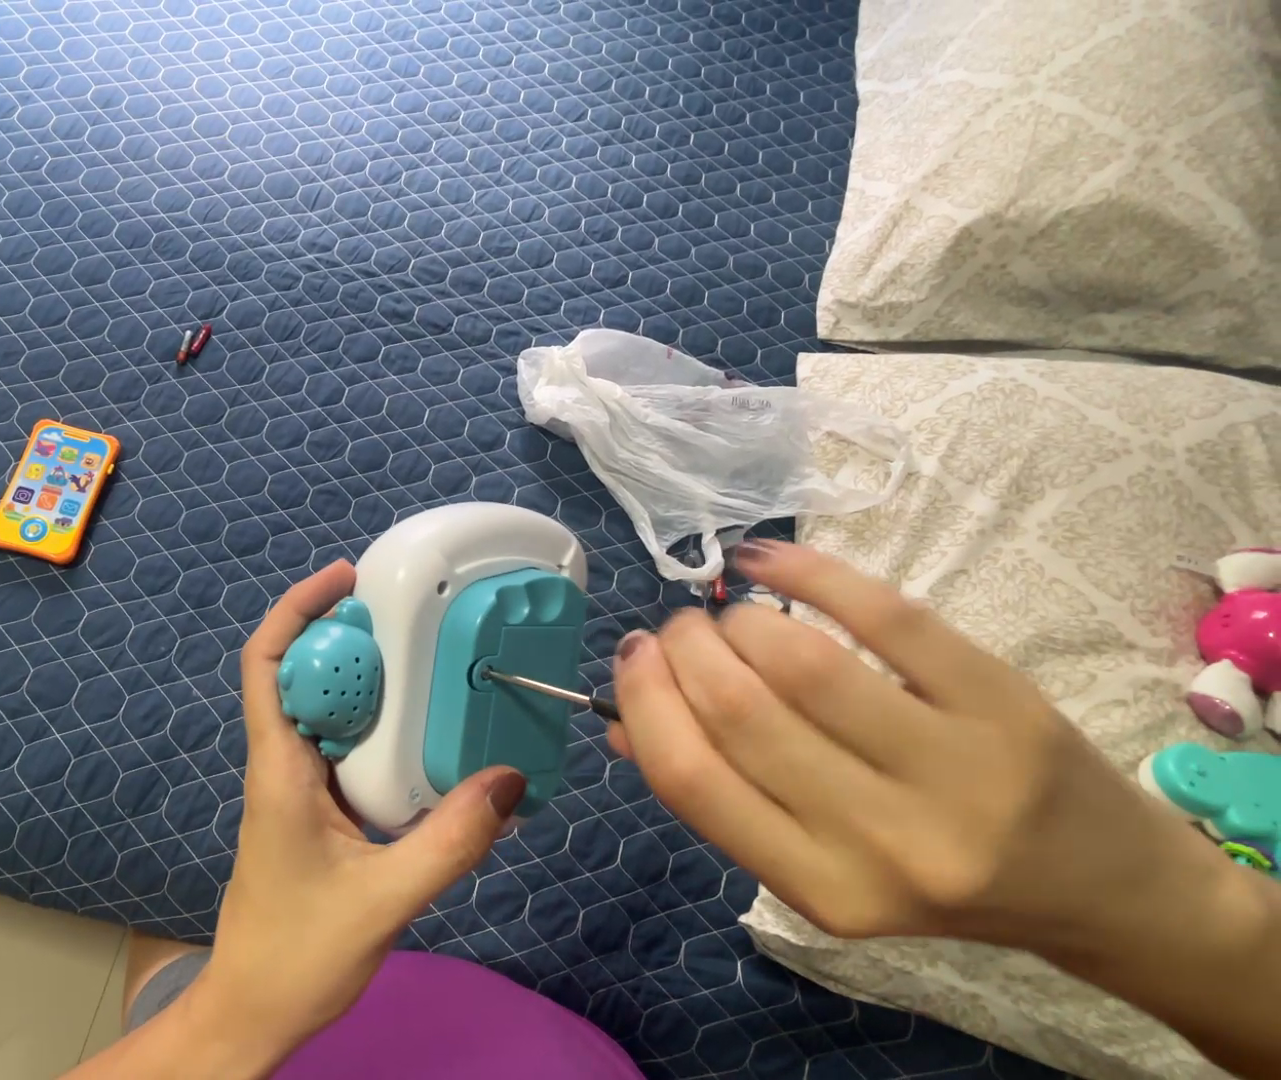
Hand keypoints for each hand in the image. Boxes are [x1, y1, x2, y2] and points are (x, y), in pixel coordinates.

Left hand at [191, 560, 525, 1061]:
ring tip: (422, 654)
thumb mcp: (385, 898)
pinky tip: (420, 728)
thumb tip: (511, 780)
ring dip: (363, 675)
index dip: (297, 609)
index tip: (345, 579)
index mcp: (279, 768)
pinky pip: (342, 745)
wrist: (254, 1008)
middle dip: (344, 632)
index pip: (268, 663)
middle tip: (407, 611)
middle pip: (300, 672)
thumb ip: (449, 839)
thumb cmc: (300, 953)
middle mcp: (280, 763)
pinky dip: (376, 723)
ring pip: (323, 707)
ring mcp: (295, 785)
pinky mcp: (312, 808)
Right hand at [607, 541, 1235, 955]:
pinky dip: (807, 571)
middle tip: (680, 629)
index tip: (633, 655)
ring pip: (799, 660)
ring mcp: (956, 769)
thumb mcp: (811, 860)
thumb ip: (716, 793)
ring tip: (731, 616)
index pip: (690, 777)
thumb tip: (619, 720)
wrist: (1100, 888)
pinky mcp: (1006, 703)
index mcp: (820, 888)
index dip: (643, 698)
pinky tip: (767, 559)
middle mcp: (886, 841)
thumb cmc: (924, 872)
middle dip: (684, 646)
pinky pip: (884, 614)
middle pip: (738, 708)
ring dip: (737, 618)